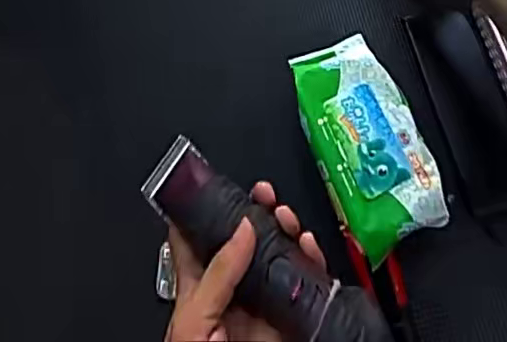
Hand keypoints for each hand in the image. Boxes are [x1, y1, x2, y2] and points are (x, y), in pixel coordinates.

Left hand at [164, 182, 326, 341]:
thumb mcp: (194, 325)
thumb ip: (217, 274)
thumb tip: (239, 226)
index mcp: (198, 293)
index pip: (197, 241)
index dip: (203, 208)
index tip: (213, 181)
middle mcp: (232, 294)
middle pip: (244, 239)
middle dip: (257, 211)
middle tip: (264, 194)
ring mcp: (262, 306)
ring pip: (277, 253)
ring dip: (285, 228)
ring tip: (286, 217)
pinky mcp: (291, 319)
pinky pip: (305, 281)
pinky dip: (311, 259)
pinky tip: (307, 246)